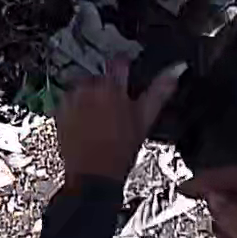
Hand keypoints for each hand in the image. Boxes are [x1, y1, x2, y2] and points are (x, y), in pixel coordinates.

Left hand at [55, 58, 185, 181]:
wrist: (92, 175)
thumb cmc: (121, 150)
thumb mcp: (145, 120)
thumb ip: (160, 91)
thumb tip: (176, 69)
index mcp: (112, 87)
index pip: (119, 61)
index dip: (125, 65)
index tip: (127, 72)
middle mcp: (88, 87)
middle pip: (100, 76)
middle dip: (107, 87)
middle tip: (115, 108)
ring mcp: (72, 98)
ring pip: (84, 87)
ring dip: (91, 96)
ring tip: (99, 118)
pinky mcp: (59, 109)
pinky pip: (70, 99)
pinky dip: (77, 106)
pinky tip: (86, 122)